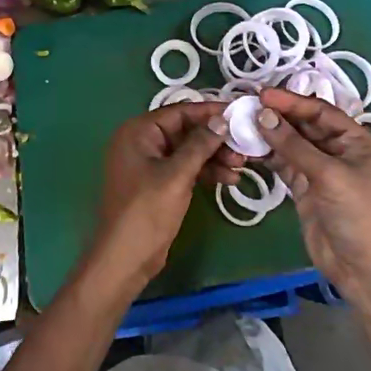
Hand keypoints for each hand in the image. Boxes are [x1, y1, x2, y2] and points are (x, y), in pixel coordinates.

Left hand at [86, 102, 228, 289]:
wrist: (125, 258)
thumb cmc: (146, 210)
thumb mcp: (177, 175)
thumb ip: (200, 144)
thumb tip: (221, 119)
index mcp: (138, 132)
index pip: (180, 112)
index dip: (210, 112)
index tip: (239, 113)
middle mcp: (142, 142)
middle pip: (186, 131)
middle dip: (215, 139)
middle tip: (245, 145)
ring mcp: (150, 164)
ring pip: (189, 151)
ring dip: (214, 157)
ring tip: (242, 165)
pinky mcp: (159, 184)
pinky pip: (185, 169)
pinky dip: (206, 172)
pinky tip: (230, 180)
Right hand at [255, 89, 370, 297]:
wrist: (364, 270)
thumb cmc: (359, 215)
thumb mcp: (329, 176)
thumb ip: (294, 145)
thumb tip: (263, 115)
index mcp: (355, 141)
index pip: (321, 111)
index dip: (292, 102)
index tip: (262, 95)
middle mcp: (338, 151)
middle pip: (304, 125)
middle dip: (278, 116)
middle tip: (246, 107)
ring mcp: (320, 171)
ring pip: (291, 145)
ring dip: (269, 136)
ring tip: (241, 125)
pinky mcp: (305, 189)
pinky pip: (284, 165)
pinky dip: (267, 156)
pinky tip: (248, 148)